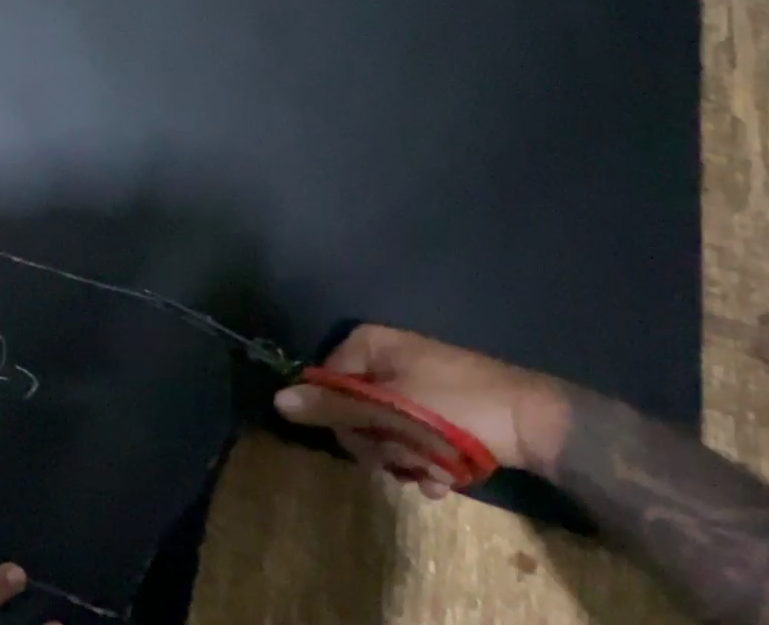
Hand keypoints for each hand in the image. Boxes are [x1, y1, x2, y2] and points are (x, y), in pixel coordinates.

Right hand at [273, 324, 568, 497]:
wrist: (543, 424)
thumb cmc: (458, 410)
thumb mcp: (390, 409)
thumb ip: (334, 406)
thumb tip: (277, 401)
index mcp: (368, 344)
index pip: (326, 384)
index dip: (341, 419)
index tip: (369, 447)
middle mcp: (385, 355)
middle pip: (354, 408)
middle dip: (378, 444)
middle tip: (404, 463)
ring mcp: (414, 379)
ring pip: (384, 426)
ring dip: (403, 457)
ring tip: (432, 474)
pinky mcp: (440, 404)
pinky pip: (413, 431)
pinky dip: (423, 456)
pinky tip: (442, 477)